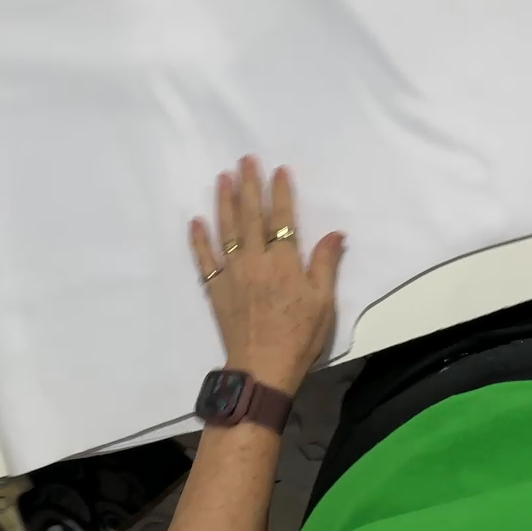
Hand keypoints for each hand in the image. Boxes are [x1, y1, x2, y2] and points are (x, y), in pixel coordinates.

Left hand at [188, 157, 344, 395]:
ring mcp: (232, 274)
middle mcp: (255, 261)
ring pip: (226, 230)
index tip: (279, 170)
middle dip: (249, 185)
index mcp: (284, 262)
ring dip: (224, 202)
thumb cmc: (300, 336)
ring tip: (222, 178)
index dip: (281, 192)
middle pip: (251, 216)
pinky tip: (196, 221)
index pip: (282, 218)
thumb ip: (325, 263)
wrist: (263, 370)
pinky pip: (205, 260)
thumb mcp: (323, 301)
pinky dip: (199, 240)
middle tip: (245, 160)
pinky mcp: (216, 290)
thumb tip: (335, 233)